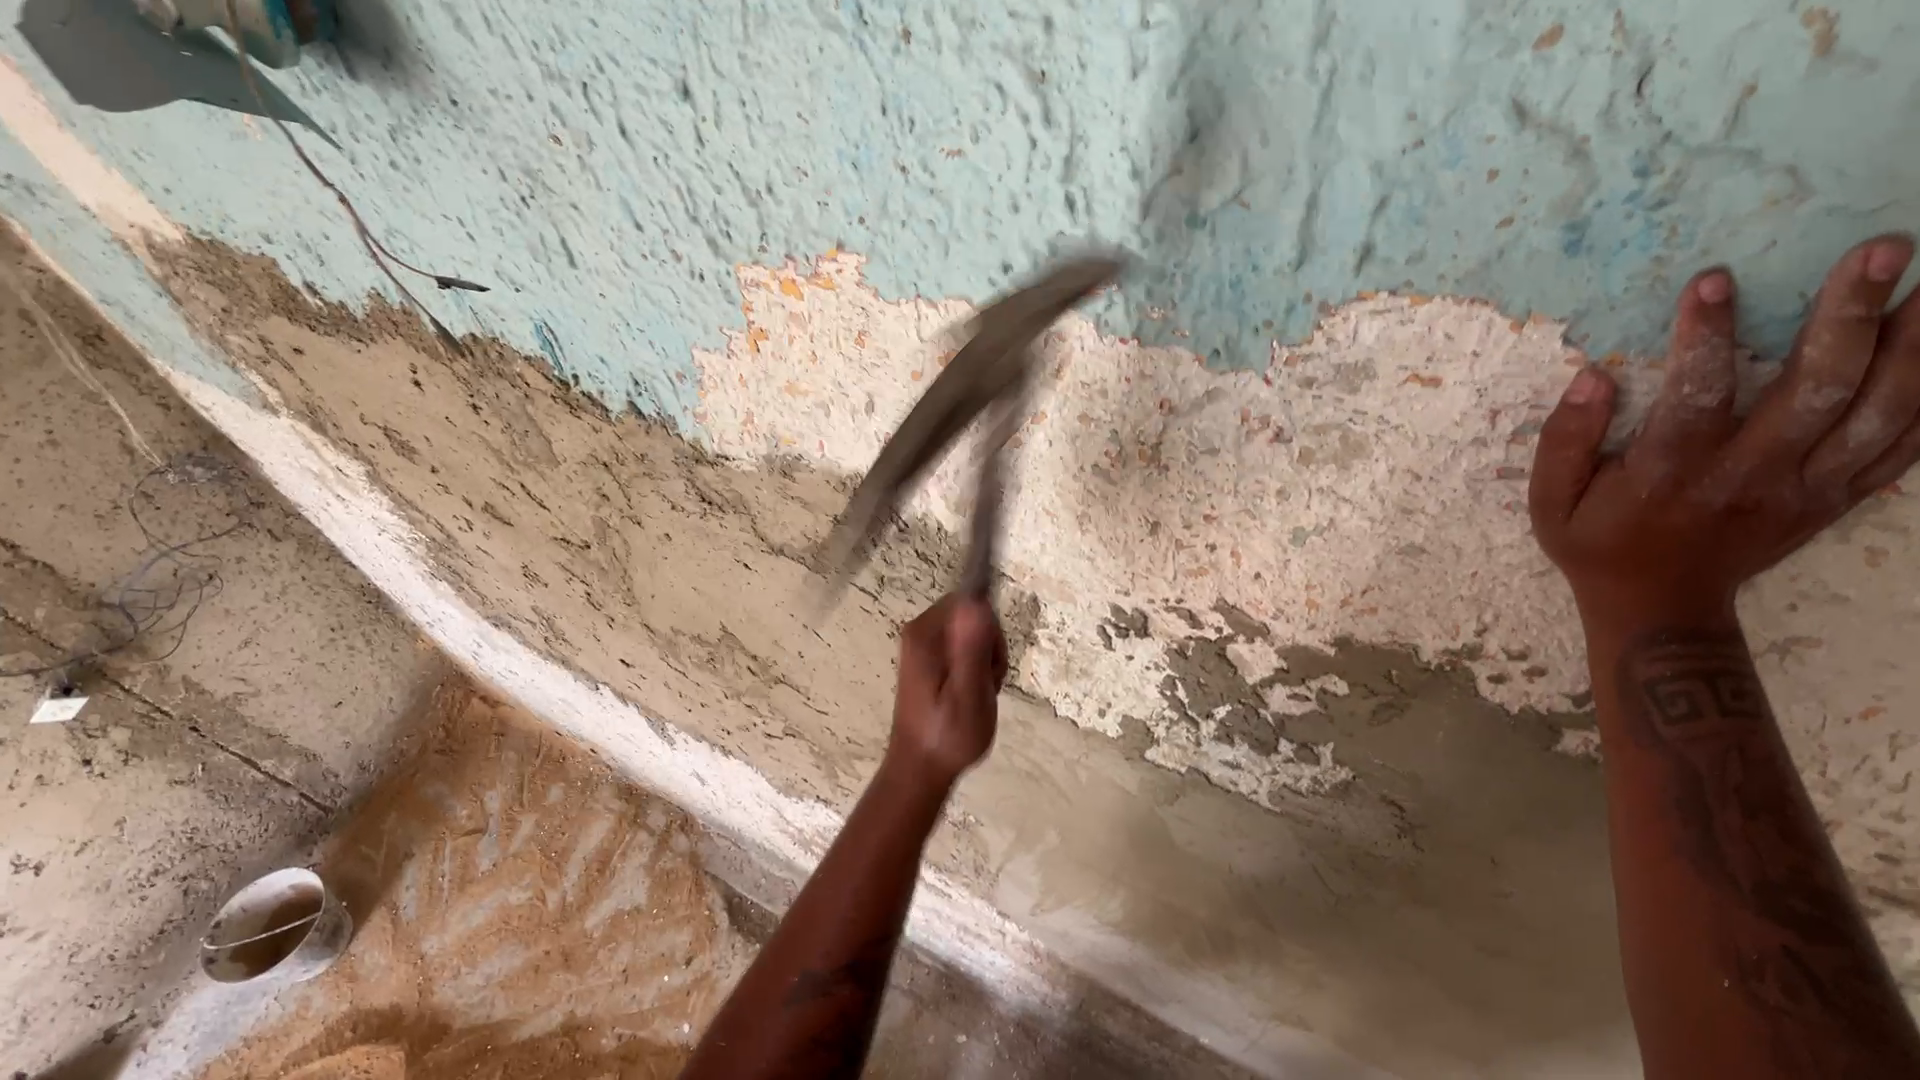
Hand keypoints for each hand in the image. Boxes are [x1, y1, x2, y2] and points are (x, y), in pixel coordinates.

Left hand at [888, 595, 1007, 783]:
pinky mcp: (927, 659)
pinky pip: (963, 647)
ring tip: (977, 694)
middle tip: (983, 685)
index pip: (971, 602)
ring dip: (984, 661)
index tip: (986, 666)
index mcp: (925, 634)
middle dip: (988, 647)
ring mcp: (921, 645)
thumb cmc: (948, 736)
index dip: (989, 632)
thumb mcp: (969, 695)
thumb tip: (977, 602)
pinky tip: (970, 695)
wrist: (921, 769)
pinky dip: (974, 669)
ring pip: (971, 633)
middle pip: (971, 615)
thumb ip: (973, 648)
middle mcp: (919, 631)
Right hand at [1532, 234, 1919, 626]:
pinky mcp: (1836, 499)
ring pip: (1882, 412)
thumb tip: (1591, 378)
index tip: (1714, 281)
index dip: (1706, 337)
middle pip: (1815, 390)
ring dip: (1917, 344)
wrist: (1661, 608)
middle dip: (1849, 316)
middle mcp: (1749, 477)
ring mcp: (1805, 489)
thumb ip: (1564, 442)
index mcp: (1670, 474)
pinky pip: (1906, 446)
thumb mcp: (1550, 504)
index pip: (1697, 395)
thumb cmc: (1598, 547)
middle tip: (1881, 250)